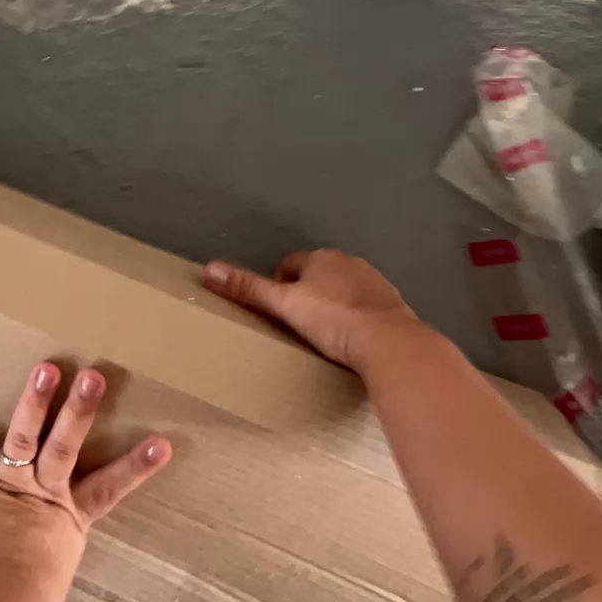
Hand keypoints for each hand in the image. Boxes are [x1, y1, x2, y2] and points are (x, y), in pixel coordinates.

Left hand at [0, 361, 171, 596]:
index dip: (137, 466)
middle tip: (92, 376)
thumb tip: (52, 555)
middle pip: (65, 445)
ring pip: (24, 437)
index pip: (112, 487)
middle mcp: (44, 491)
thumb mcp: (51, 567)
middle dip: (80, 411)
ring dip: (34, 403)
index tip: (161, 443)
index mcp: (69, 515)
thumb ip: (55, 543)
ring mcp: (8, 486)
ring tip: (44, 370)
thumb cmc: (26, 601)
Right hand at [202, 249, 421, 371]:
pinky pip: (366, 306)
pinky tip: (352, 339)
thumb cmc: (333, 320)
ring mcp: (375, 282)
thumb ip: (249, 288)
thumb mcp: (285, 305)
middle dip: (307, 294)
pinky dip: (356, 317)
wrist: (391, 343)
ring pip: (344, 289)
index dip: (278, 286)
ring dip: (333, 304)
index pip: (290, 264)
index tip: (276, 312)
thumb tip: (208, 268)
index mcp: (321, 258)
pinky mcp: (393, 305)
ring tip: (324, 334)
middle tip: (297, 325)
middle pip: (318, 274)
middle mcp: (350, 262)